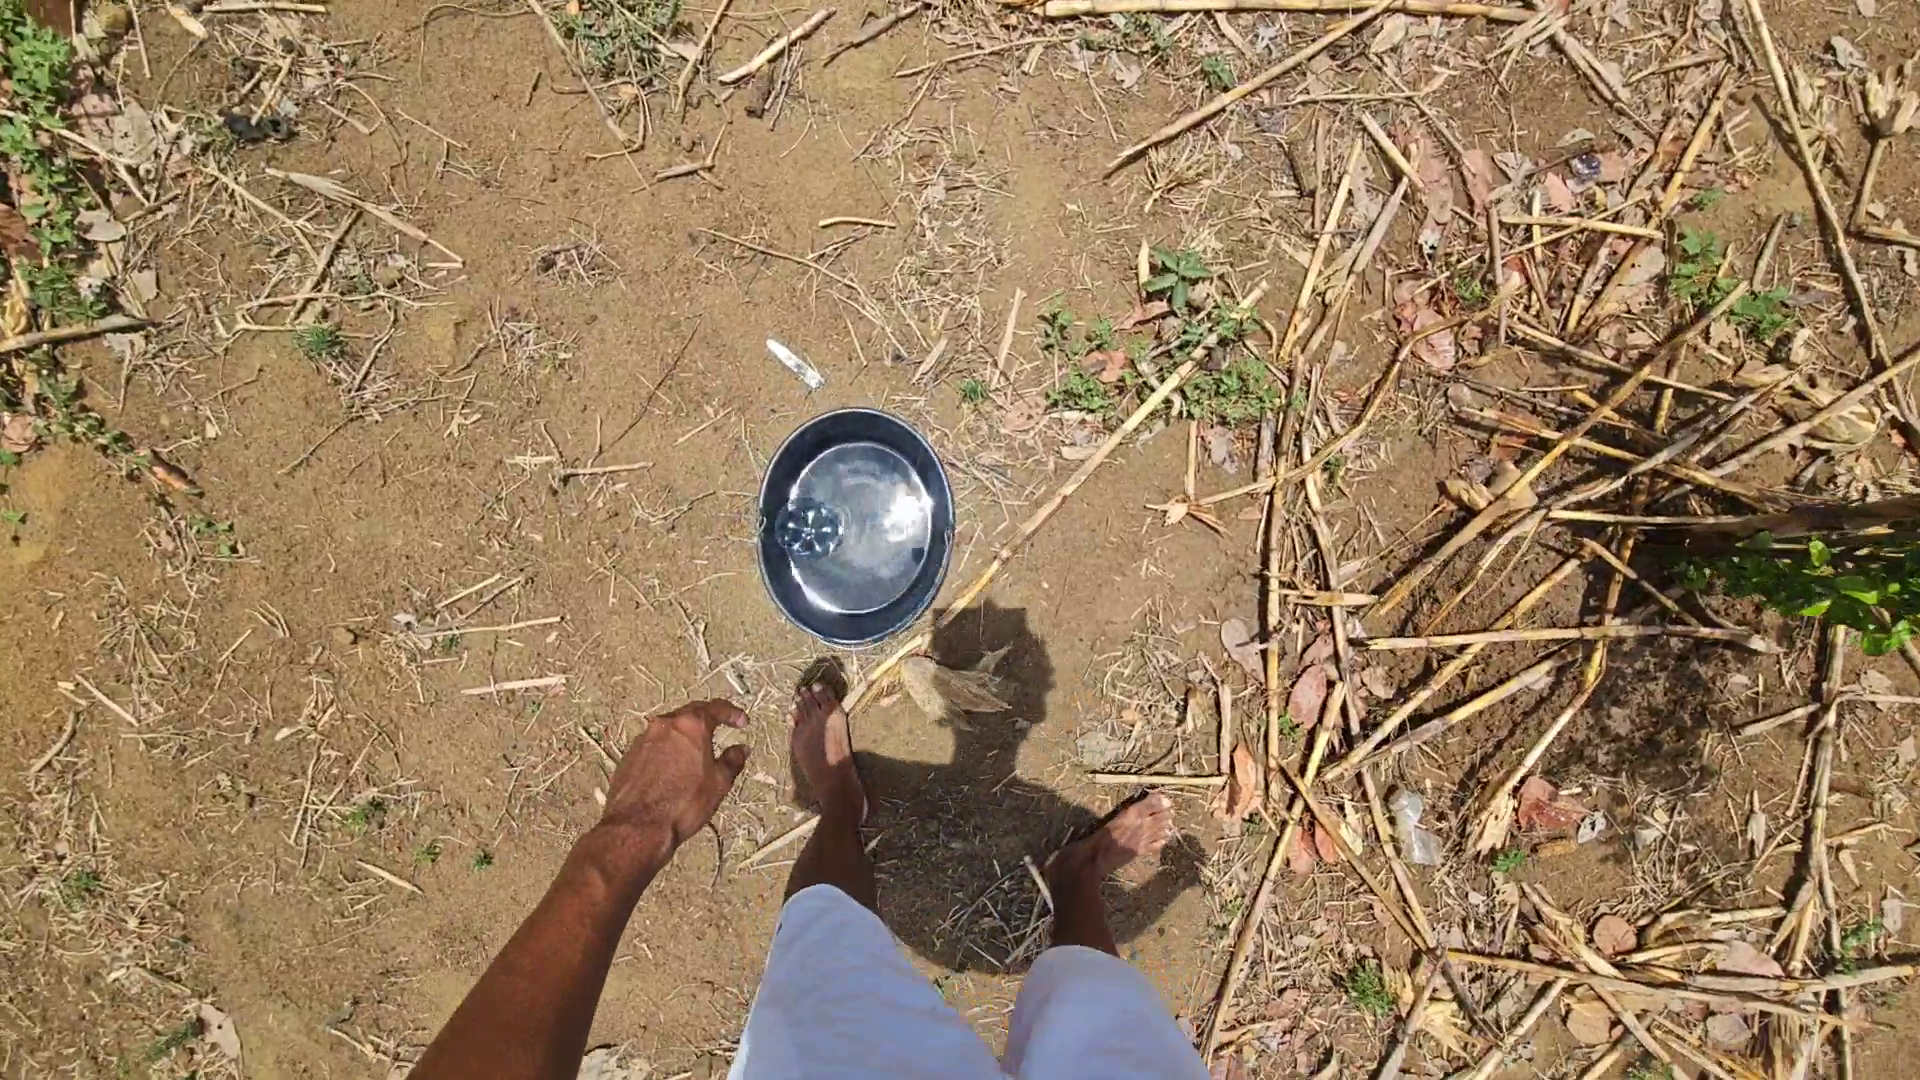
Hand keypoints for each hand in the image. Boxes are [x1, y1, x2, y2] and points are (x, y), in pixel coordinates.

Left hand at [599, 700, 749, 854]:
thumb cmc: (681, 804)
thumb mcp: (719, 783)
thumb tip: (740, 750)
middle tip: (720, 726)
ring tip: (696, 750)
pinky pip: (654, 744)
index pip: (716, 708)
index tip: (740, 721)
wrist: (637, 828)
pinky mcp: (629, 757)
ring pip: (670, 728)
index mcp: (691, 726)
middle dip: (707, 719)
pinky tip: (673, 766)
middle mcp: (665, 725)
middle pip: (691, 713)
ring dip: (685, 735)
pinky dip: (667, 749)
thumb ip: (732, 761)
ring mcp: (644, 740)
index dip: (732, 713)